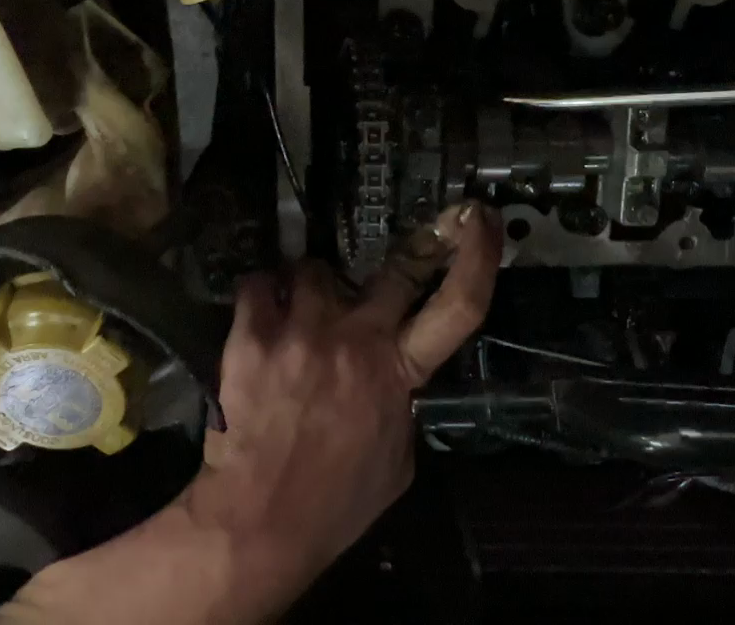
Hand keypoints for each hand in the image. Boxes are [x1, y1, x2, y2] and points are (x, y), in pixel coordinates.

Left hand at [0, 202, 501, 624]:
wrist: (260, 517)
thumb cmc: (336, 501)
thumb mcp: (397, 460)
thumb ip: (401, 405)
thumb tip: (394, 379)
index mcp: (399, 373)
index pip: (457, 307)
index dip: (477, 257)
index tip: (482, 218)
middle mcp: (355, 338)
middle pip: (391, 269)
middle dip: (402, 252)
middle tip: (397, 249)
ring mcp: (302, 330)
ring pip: (314, 269)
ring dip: (314, 285)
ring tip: (303, 309)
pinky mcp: (253, 334)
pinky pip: (259, 283)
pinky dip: (263, 292)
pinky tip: (262, 311)